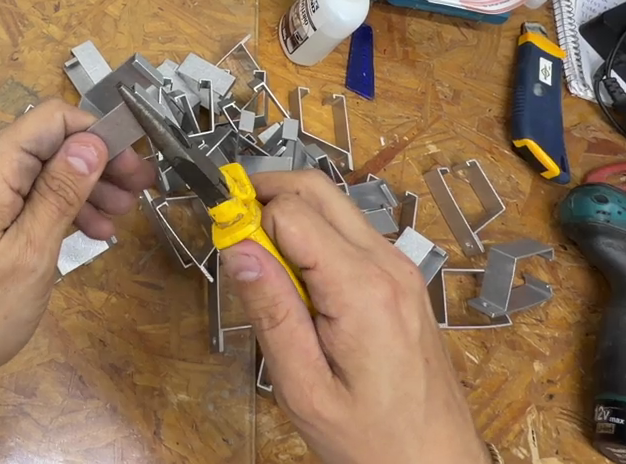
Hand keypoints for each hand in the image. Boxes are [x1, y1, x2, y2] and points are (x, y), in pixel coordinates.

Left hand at [0, 99, 157, 394]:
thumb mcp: (30, 254)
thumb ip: (62, 192)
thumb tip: (92, 141)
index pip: (54, 118)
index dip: (100, 134)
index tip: (135, 166)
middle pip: (48, 141)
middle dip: (96, 164)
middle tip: (138, 195)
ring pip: (38, 167)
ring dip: (81, 187)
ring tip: (118, 218)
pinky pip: (21, 189)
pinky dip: (55, 204)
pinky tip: (86, 229)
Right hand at [223, 171, 485, 463]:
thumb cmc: (370, 440)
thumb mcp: (303, 387)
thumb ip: (270, 311)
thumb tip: (235, 244)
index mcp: (362, 289)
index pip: (289, 210)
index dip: (248, 219)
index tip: (226, 244)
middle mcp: (386, 263)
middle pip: (312, 187)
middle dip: (263, 193)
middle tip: (233, 229)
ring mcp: (398, 266)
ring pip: (329, 201)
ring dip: (286, 211)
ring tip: (261, 258)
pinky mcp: (398, 275)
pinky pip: (345, 227)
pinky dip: (310, 231)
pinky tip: (295, 275)